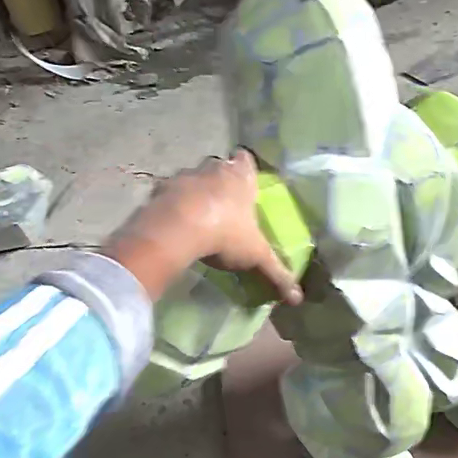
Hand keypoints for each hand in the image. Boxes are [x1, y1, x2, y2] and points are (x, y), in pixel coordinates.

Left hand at [102, 151, 303, 304]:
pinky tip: (171, 223)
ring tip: (194, 217)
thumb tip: (297, 298)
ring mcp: (184, 175)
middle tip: (221, 205)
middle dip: (219, 181)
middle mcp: (213, 167)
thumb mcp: (255, 255)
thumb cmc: (225, 234)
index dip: (245, 168)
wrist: (176, 230)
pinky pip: (166, 193)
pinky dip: (169, 205)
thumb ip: (276, 273)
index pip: (246, 159)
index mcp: (240, 175)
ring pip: (191, 178)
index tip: (244, 183)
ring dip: (192, 192)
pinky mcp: (159, 189)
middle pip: (218, 167)